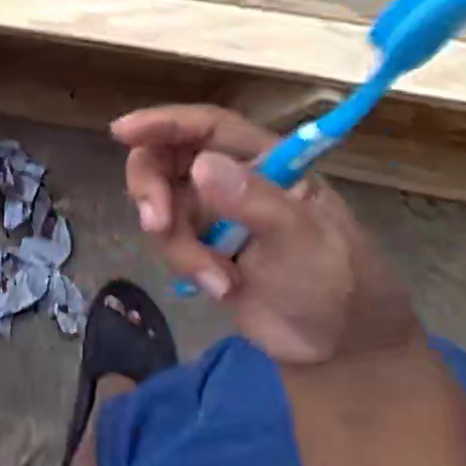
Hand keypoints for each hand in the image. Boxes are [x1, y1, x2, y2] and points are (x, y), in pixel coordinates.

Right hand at [111, 105, 419, 363]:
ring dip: (177, 242)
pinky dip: (187, 264)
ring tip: (216, 279)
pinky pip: (171, 242)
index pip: (205, 126)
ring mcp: (214, 212)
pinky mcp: (203, 247)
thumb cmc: (337, 278)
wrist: (342, 343)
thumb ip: (253, 201)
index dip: (163, 122)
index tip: (122, 130)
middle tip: (154, 221)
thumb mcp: (301, 239)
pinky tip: (222, 288)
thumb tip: (200, 166)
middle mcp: (231, 175)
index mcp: (261, 156)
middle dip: (152, 186)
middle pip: (167, 158)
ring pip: (163, 204)